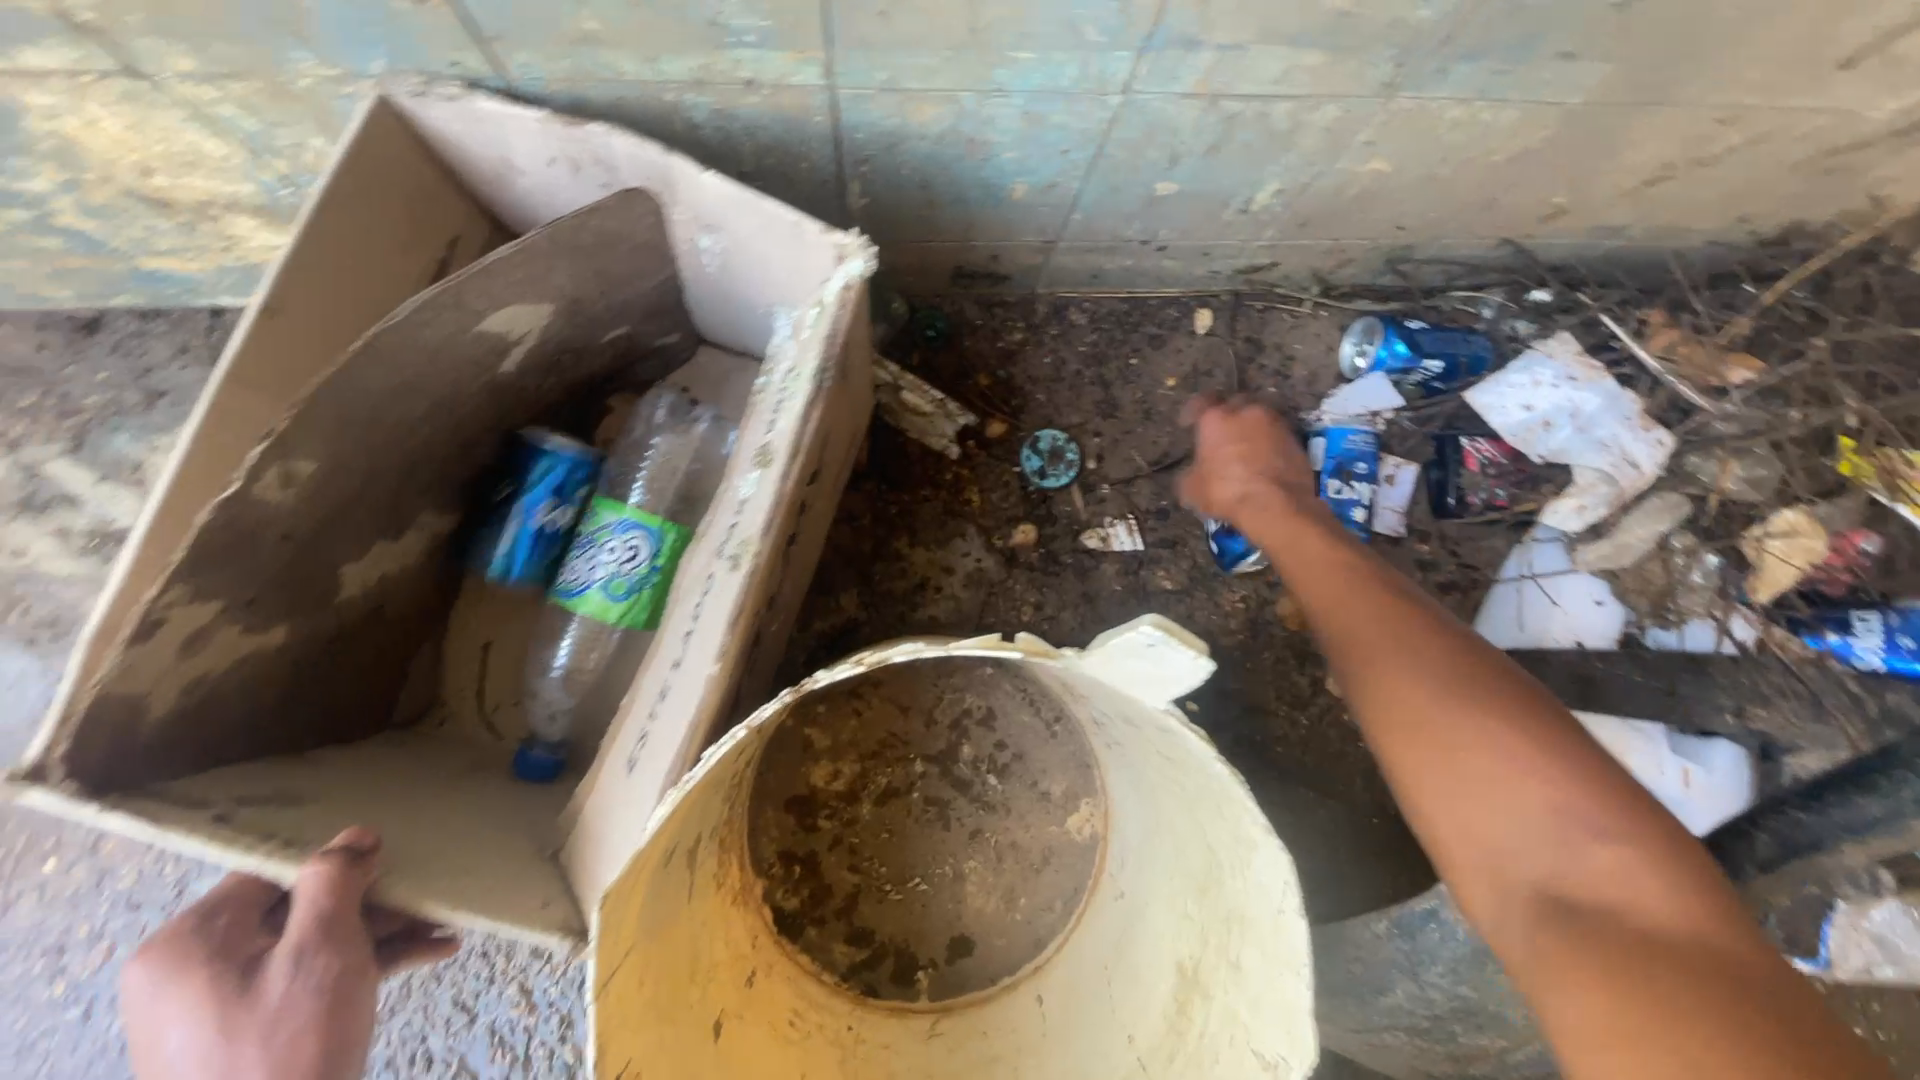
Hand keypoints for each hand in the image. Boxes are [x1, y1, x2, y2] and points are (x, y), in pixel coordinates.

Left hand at [120, 827, 459, 1079]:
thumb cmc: (288, 1045)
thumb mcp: (323, 949)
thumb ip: (335, 881)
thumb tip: (354, 835)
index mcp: (188, 942)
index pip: (272, 873)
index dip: (339, 863)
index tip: (397, 863)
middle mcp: (188, 970)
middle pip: (296, 911)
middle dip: (372, 905)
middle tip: (430, 902)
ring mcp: (213, 1007)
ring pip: (308, 947)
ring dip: (378, 936)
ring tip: (442, 931)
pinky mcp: (241, 1036)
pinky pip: (303, 983)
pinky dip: (358, 970)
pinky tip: (425, 956)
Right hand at [1177, 395, 1318, 523]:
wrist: (1276, 505)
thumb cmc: (1226, 491)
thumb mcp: (1191, 488)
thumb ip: (1191, 471)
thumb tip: (1193, 471)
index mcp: (1215, 418)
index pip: (1200, 402)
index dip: (1193, 412)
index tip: (1188, 423)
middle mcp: (1246, 411)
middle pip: (1234, 403)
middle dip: (1227, 415)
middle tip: (1221, 433)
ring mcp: (1274, 422)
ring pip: (1259, 417)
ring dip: (1251, 427)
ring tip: (1246, 446)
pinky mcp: (1296, 437)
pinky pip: (1276, 434)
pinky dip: (1269, 441)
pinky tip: (1264, 459)